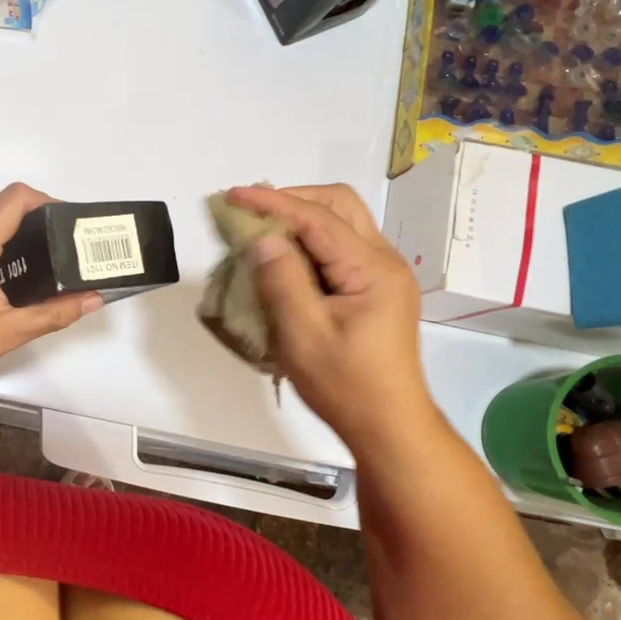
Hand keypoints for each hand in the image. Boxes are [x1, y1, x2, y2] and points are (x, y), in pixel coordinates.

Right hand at [228, 184, 438, 449]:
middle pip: (339, 206)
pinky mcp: (373, 291)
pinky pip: (339, 249)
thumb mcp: (304, 335)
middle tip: (248, 211)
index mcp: (371, 270)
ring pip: (341, 224)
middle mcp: (383, 263)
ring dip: (300, 219)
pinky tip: (283, 260)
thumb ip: (282, 281)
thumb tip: (262, 239)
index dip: (273, 202)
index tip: (233, 195)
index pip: (318, 219)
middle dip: (291, 200)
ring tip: (260, 232)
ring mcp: (381, 276)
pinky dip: (308, 242)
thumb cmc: (344, 385)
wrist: (386, 424)